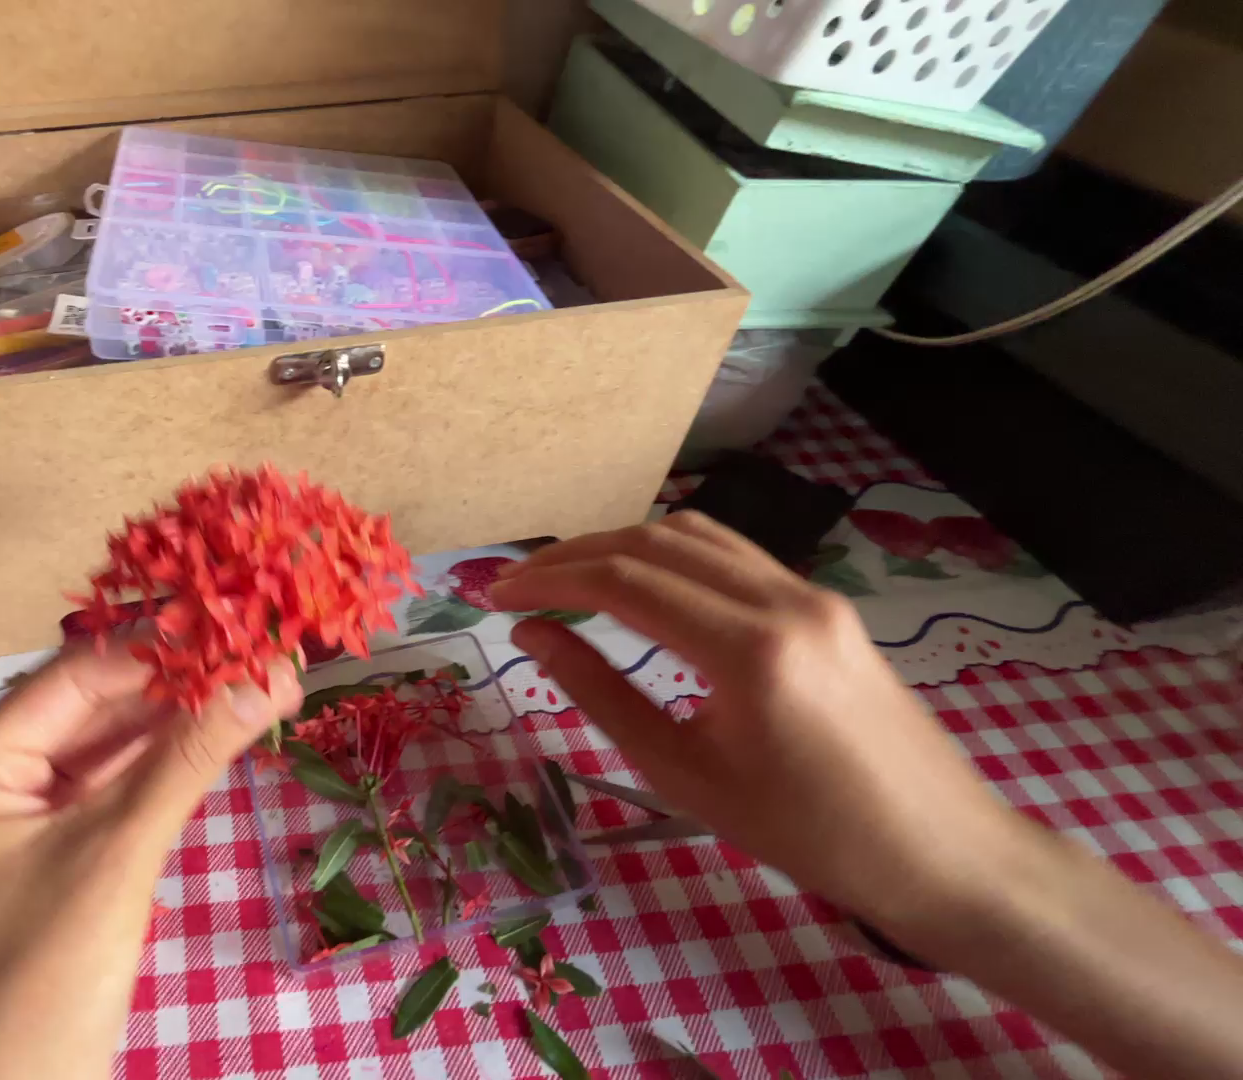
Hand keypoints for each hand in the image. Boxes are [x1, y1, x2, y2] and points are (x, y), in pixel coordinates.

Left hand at [0, 646, 300, 1079]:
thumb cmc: (36, 985)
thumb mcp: (115, 858)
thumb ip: (188, 760)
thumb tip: (266, 678)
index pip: (72, 679)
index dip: (154, 650)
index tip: (228, 627)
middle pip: (91, 711)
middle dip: (174, 688)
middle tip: (254, 656)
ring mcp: (25, 823)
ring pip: (108, 751)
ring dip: (177, 725)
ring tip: (252, 686)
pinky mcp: (58, 858)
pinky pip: (114, 793)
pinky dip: (164, 769)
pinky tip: (216, 738)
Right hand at [493, 512, 1242, 1079]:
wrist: (943, 851)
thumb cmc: (803, 831)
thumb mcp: (680, 771)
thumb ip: (597, 691)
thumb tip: (531, 634)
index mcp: (747, 649)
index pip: (622, 581)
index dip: (546, 580)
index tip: (493, 594)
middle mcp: (780, 598)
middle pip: (650, 543)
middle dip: (569, 555)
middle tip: (512, 583)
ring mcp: (807, 591)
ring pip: (689, 533)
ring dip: (614, 545)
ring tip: (561, 576)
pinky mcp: (817, 599)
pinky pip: (725, 551)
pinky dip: (663, 551)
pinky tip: (634, 578)